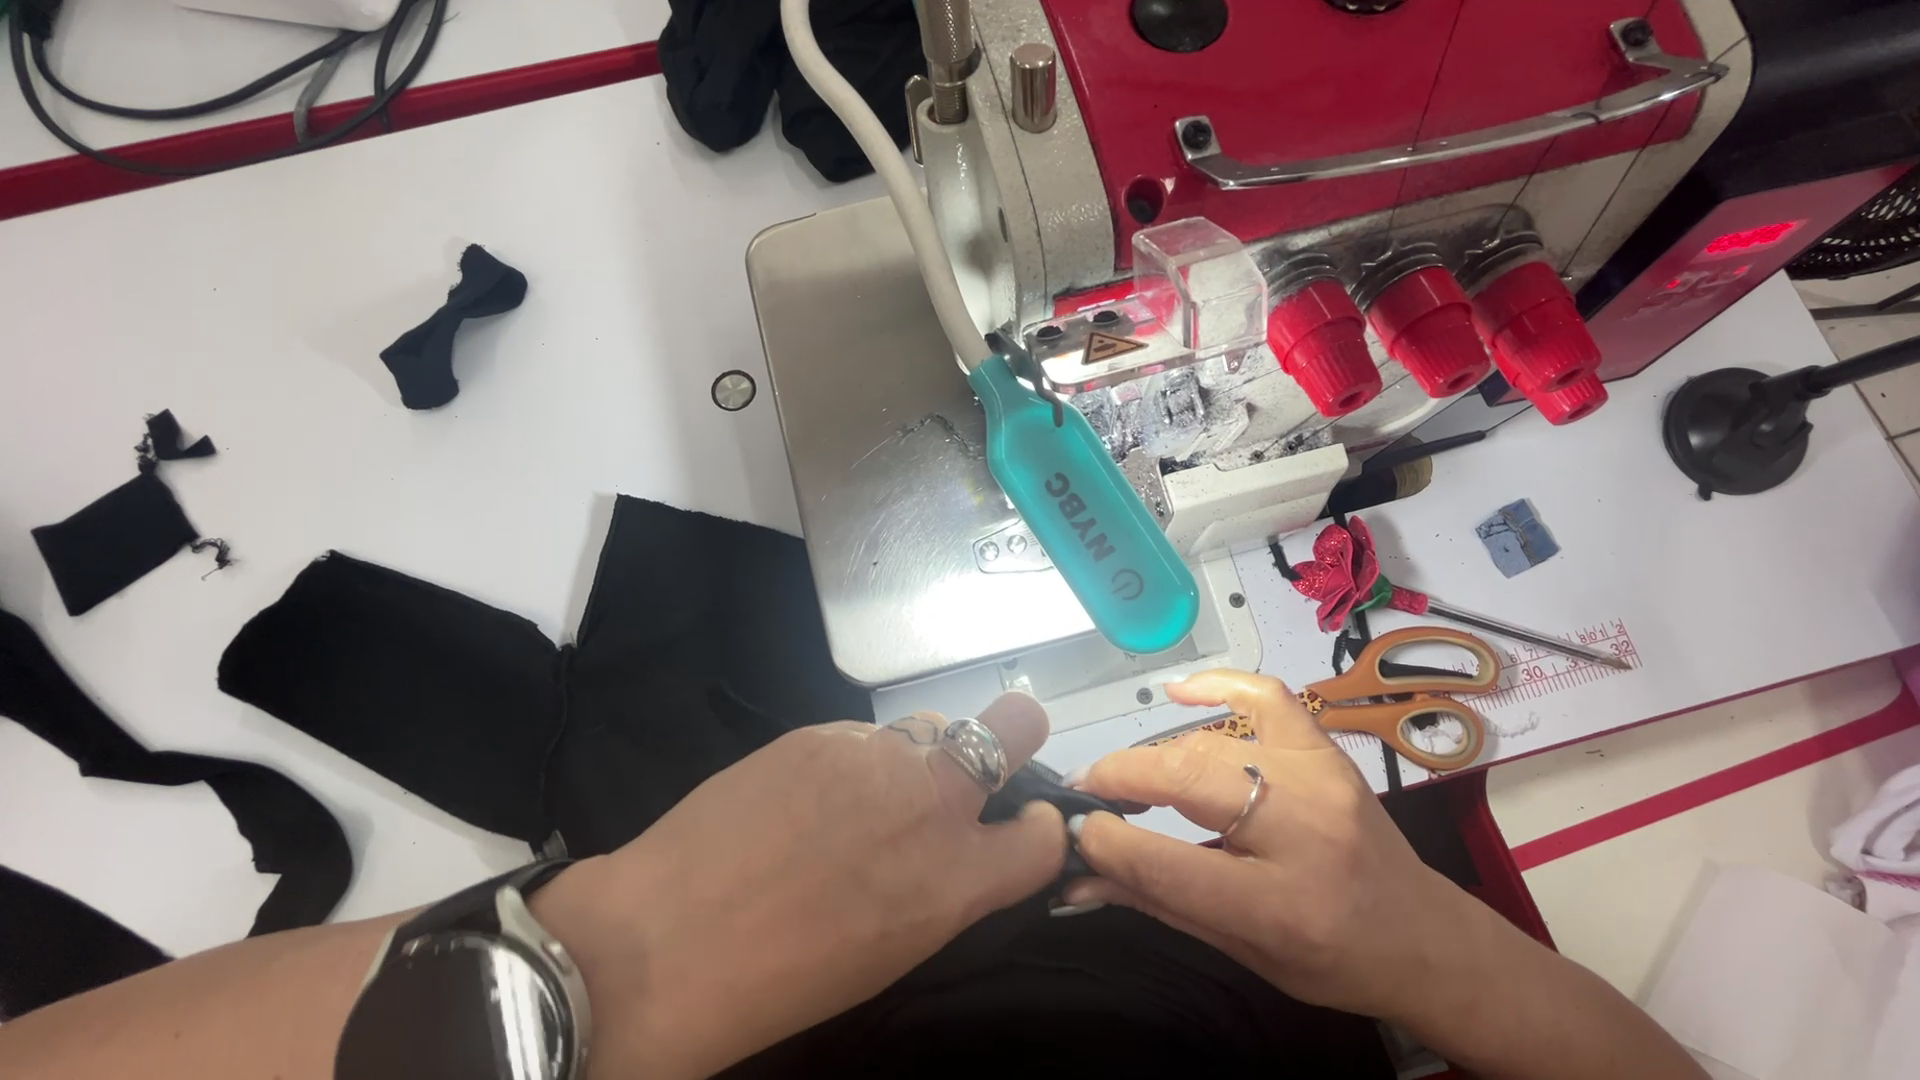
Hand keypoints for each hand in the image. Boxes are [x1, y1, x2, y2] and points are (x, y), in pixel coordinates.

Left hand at [533, 694, 1066, 1079]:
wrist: (665, 940)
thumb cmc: (784, 976)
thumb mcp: (893, 947)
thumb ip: (942, 885)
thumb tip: (955, 846)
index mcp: (956, 878)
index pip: (1044, 831)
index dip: (1037, 828)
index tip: (1015, 829)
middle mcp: (930, 801)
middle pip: (1017, 723)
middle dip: (1015, 736)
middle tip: (984, 762)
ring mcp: (876, 753)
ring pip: (929, 726)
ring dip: (918, 756)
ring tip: (866, 792)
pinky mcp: (821, 730)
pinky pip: (863, 736)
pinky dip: (854, 760)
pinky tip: (808, 794)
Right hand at [1060, 669, 1477, 1023]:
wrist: (1425, 938)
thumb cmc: (1331, 959)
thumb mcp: (1240, 951)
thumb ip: (1155, 903)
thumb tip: (1076, 877)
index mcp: (1282, 908)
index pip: (1170, 864)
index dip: (1108, 841)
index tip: (1074, 830)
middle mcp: (1304, 833)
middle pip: (1188, 781)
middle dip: (1119, 778)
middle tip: (1086, 792)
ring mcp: (1320, 780)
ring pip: (1211, 744)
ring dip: (1154, 755)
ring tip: (1124, 775)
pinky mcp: (1327, 751)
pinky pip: (1266, 696)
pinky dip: (1216, 686)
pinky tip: (1177, 692)